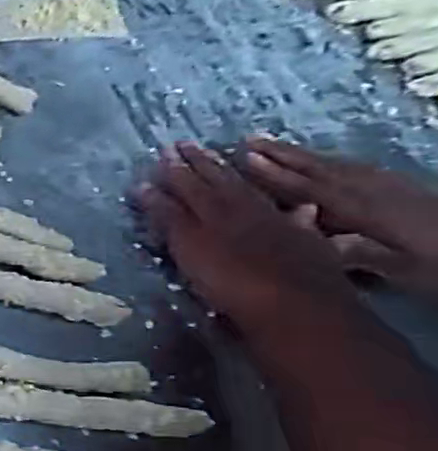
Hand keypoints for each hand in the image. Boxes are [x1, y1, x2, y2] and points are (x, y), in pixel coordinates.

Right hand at [136, 142, 359, 327]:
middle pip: (223, 181)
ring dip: (243, 177)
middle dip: (204, 164)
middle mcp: (248, 209)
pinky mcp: (305, 243)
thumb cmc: (230, 276)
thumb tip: (144, 186)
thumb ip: (167, 214)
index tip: (164, 150)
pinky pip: (298, 219)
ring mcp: (280, 225)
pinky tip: (300, 208)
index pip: (190, 182)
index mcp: (216, 208)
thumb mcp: (187, 244)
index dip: (175, 168)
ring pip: (257, 193)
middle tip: (189, 146)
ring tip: (237, 160)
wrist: (296, 305)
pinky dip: (294, 211)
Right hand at [242, 136, 437, 300]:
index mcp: (366, 212)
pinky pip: (357, 170)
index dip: (275, 174)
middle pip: (322, 170)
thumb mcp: (402, 267)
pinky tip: (325, 163)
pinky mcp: (404, 190)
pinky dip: (332, 163)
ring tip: (274, 146)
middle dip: (283, 155)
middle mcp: (375, 193)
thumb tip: (312, 242)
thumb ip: (357, 251)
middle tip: (250, 140)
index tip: (244, 158)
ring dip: (303, 155)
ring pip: (338, 167)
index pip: (310, 189)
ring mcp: (391, 188)